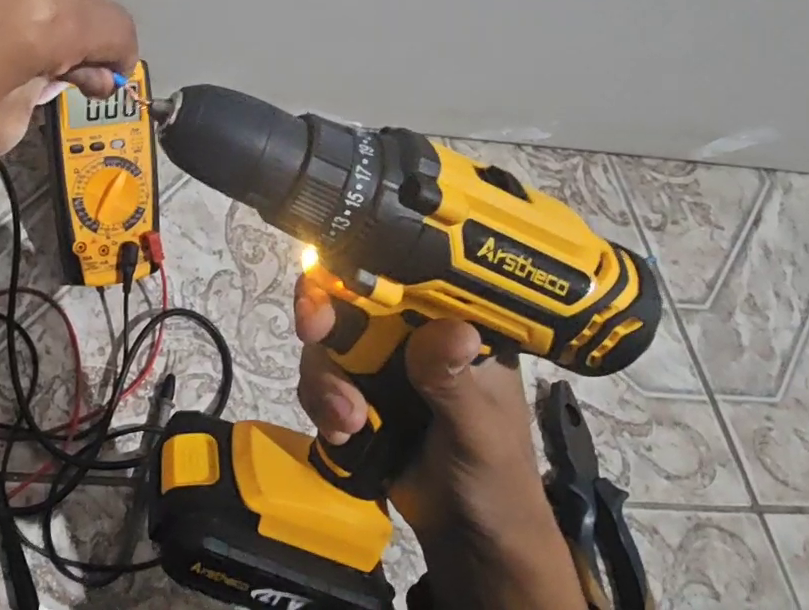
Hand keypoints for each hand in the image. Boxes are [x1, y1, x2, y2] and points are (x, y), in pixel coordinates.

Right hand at [294, 278, 586, 609]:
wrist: (471, 539)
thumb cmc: (495, 478)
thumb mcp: (480, 429)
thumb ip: (455, 382)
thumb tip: (451, 328)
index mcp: (453, 326)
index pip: (405, 278)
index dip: (362, 269)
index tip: (332, 282)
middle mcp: (411, 335)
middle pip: (351, 301)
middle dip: (323, 314)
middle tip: (312, 330)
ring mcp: (380, 365)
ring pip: (328, 343)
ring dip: (324, 379)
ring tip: (347, 423)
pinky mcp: (355, 394)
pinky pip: (318, 382)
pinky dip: (320, 405)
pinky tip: (342, 436)